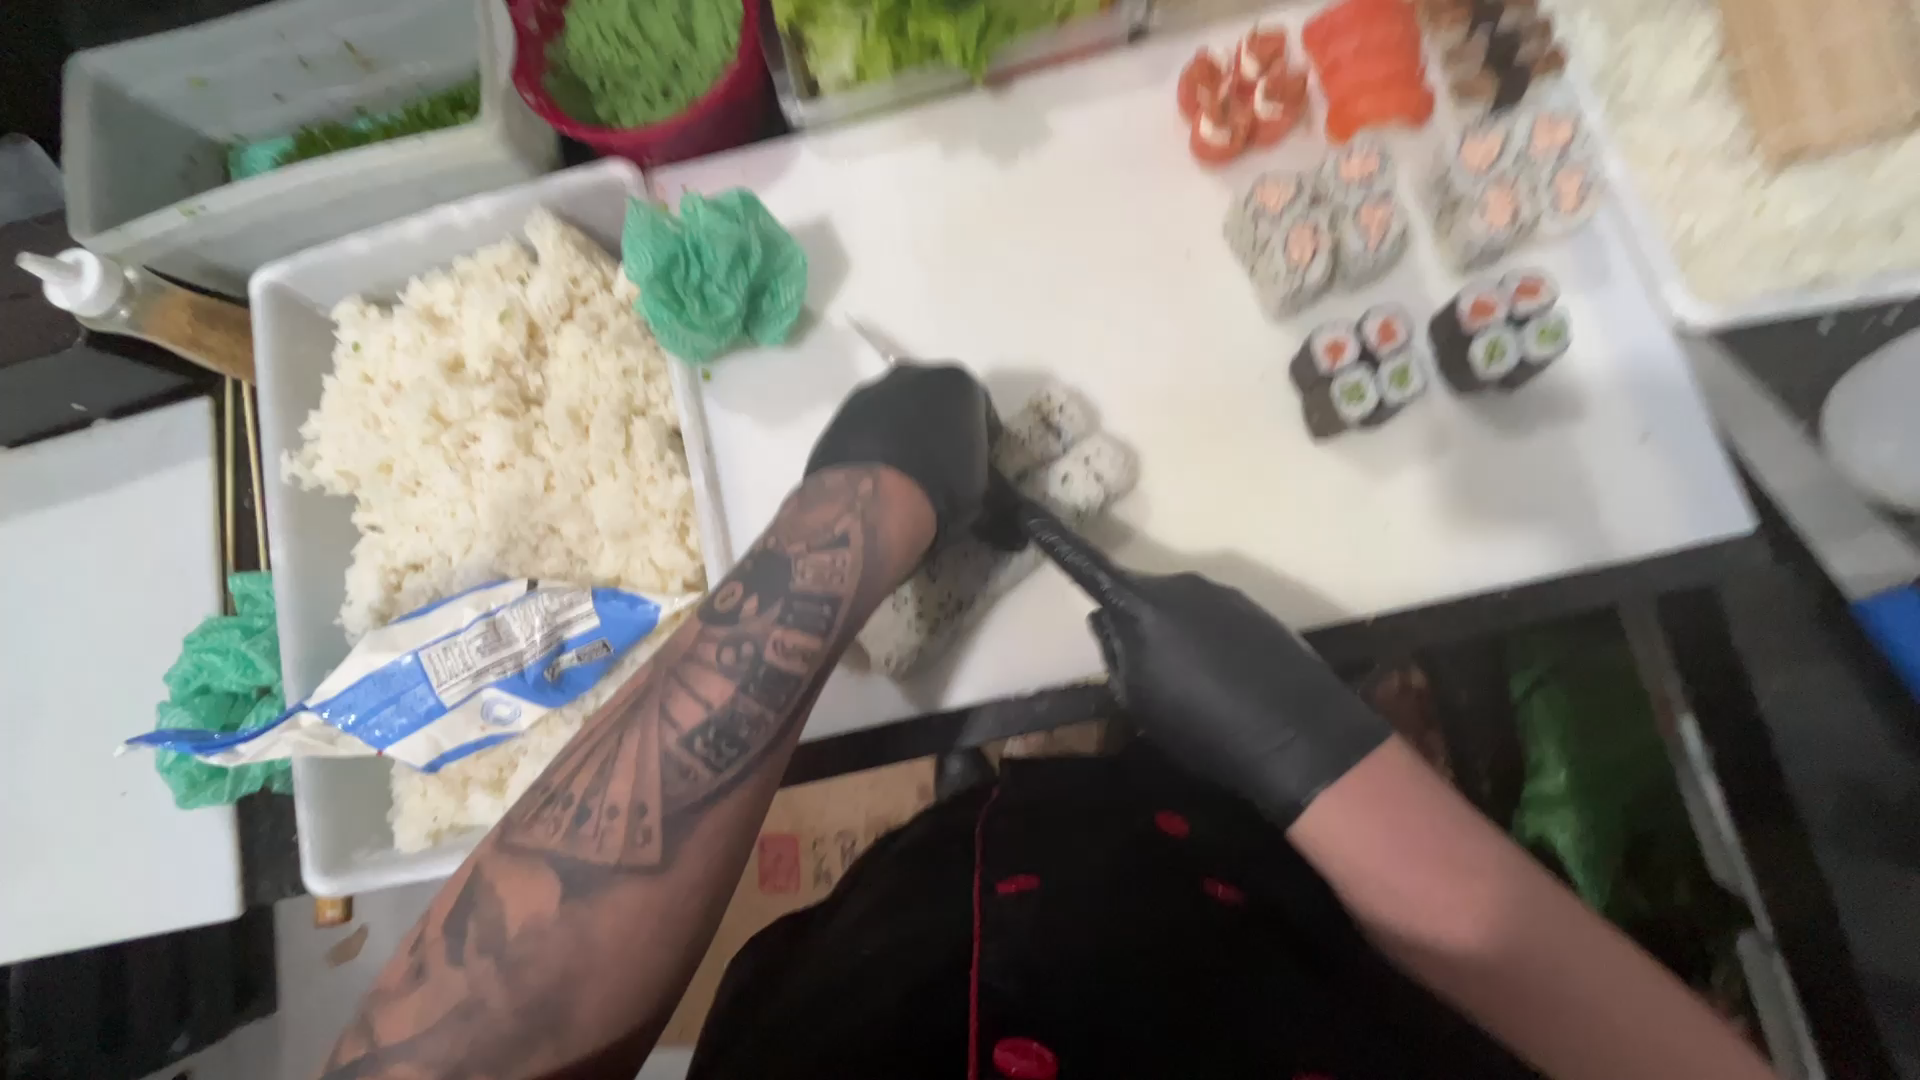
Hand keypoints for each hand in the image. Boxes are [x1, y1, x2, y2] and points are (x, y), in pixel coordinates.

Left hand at [806, 363, 999, 545]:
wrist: (869, 504)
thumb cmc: (939, 493)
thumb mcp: (980, 500)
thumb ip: (998, 505)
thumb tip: (1017, 539)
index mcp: (958, 384)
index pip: (980, 410)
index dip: (981, 442)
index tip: (976, 470)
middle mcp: (913, 374)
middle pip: (935, 404)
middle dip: (939, 432)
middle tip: (940, 473)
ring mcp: (870, 392)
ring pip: (896, 413)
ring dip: (903, 438)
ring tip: (904, 480)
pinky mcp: (838, 416)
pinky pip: (866, 430)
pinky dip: (873, 448)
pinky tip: (876, 480)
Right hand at [1022, 501, 1388, 825]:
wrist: (1303, 740)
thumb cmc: (1204, 728)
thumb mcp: (1139, 702)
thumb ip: (1114, 653)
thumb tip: (1103, 618)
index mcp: (1141, 607)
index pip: (1086, 567)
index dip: (1054, 539)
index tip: (1027, 509)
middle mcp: (1179, 585)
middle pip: (1136, 594)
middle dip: (1132, 623)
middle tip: (1149, 677)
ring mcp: (1222, 592)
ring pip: (1174, 606)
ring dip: (1172, 634)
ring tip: (1195, 688)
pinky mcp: (1254, 607)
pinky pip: (1210, 616)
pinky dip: (1205, 641)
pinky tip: (1226, 681)